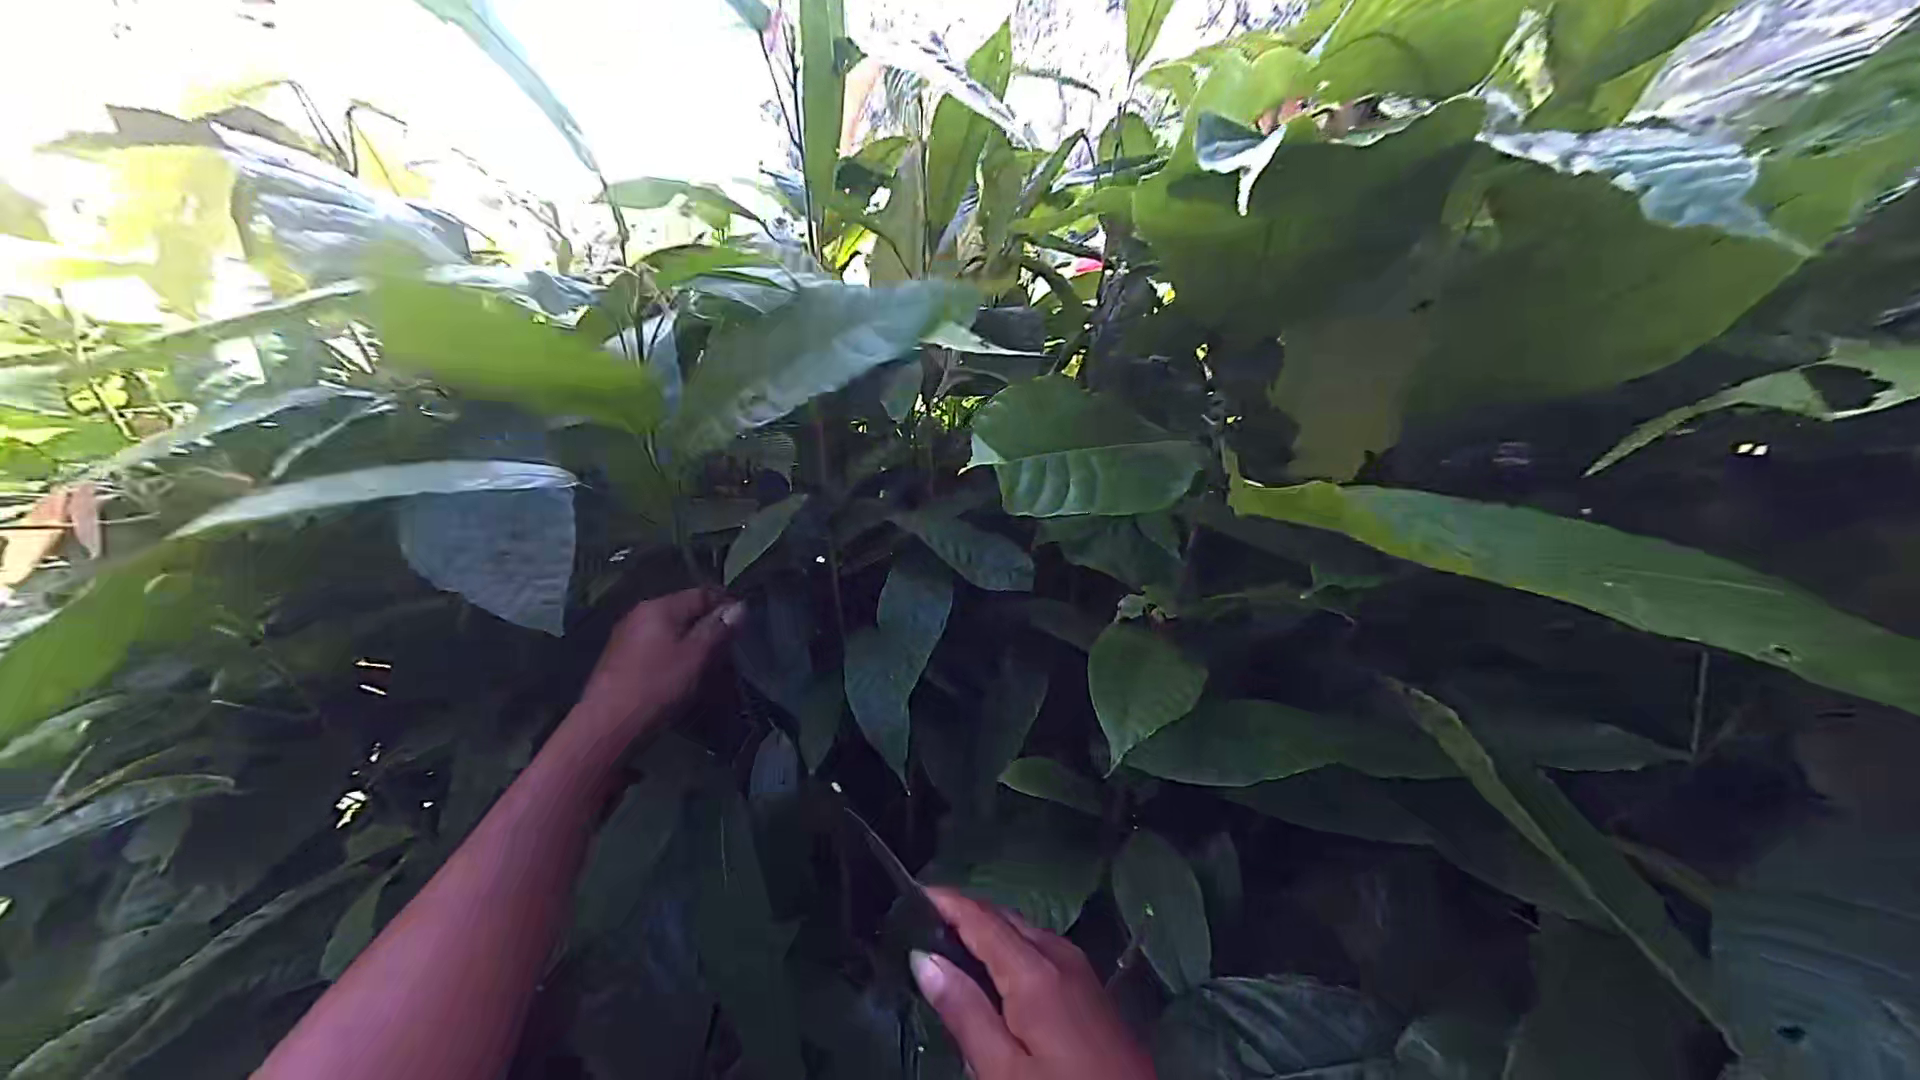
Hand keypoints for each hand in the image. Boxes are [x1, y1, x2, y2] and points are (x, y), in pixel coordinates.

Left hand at [573, 587, 742, 744]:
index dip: (728, 604)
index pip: (703, 593)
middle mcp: (640, 615)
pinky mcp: (622, 659)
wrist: (606, 728)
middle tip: (732, 650)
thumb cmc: (657, 686)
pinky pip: (659, 647)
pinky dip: (677, 656)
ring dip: (696, 644)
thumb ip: (718, 628)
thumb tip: (739, 606)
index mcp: (659, 607)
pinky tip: (685, 676)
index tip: (746, 623)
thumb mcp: (696, 656)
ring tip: (713, 667)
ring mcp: (628, 637)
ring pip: (673, 632)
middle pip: (687, 612)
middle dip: (712, 628)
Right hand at [914, 888, 1156, 1079]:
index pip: (981, 917)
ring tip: (949, 940)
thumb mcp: (1004, 1073)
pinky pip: (1039, 947)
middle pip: (1002, 917)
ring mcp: (1078, 967)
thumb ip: (964, 1012)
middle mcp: (1058, 953)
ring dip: (986, 928)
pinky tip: (993, 968)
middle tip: (922, 919)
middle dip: (964, 912)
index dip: (946, 901)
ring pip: (1022, 930)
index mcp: (1035, 968)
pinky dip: (1009, 945)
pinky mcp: (1088, 986)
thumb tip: (924, 958)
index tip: (913, 893)